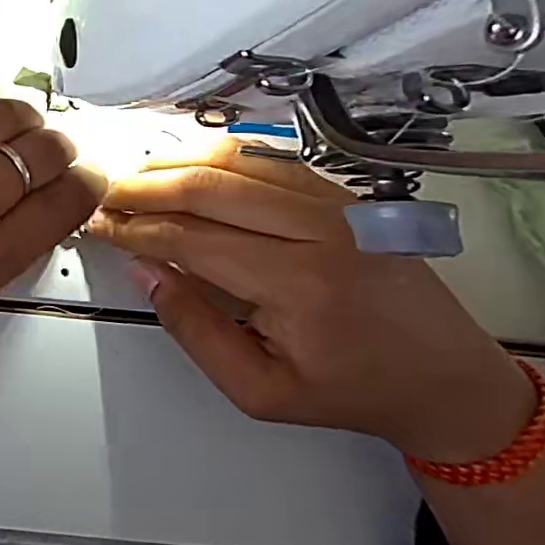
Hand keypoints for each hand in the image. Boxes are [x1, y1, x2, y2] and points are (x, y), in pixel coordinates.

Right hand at [87, 140, 531, 460]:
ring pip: (231, 160)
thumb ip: (193, 329)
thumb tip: (144, 269)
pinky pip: (264, 156)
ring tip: (133, 178)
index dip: (133, 229)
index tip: (98, 226)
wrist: (446, 377)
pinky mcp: (340, 191)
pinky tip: (183, 163)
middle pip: (204, 187)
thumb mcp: (259, 390)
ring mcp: (334, 202)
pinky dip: (213, 154)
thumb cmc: (350, 390)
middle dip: (142, 188)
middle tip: (104, 196)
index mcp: (297, 283)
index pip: (189, 238)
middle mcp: (317, 228)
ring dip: (171, 163)